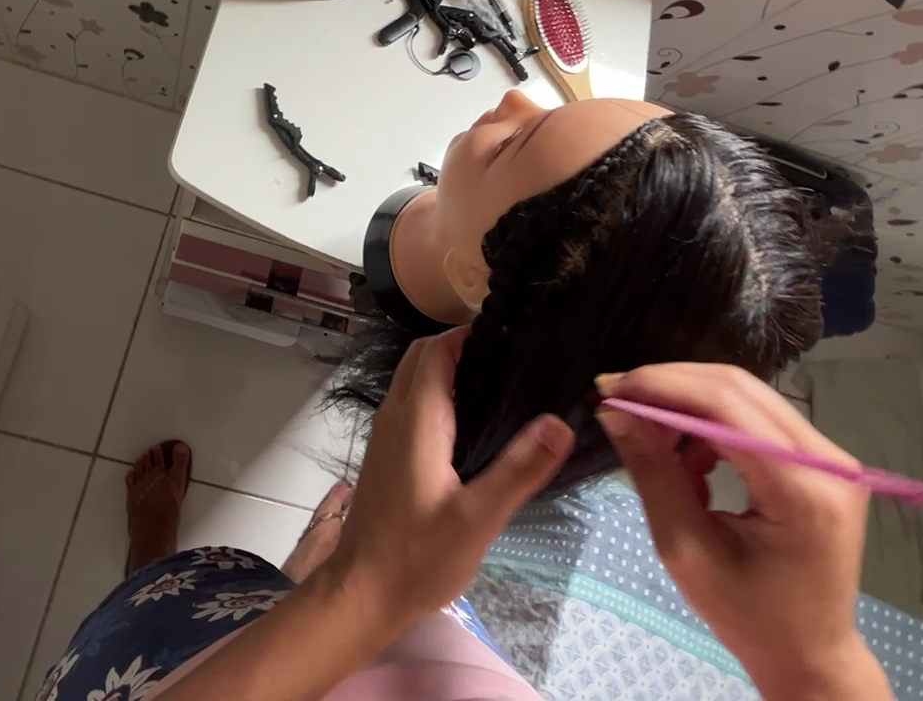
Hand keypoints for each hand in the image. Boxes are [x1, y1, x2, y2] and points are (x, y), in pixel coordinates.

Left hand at [322, 327, 574, 621]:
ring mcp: (387, 431)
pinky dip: (438, 390)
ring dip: (447, 365)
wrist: (361, 590)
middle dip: (460, 343)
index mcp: (416, 418)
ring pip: (413, 377)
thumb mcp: (477, 519)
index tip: (512, 333)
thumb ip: (518, 469)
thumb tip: (560, 422)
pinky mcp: (388, 450)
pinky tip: (472, 418)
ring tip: (499, 379)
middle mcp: (395, 414)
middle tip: (511, 354)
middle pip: (422, 356)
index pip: (437, 350)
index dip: (469, 332)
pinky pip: (411, 400)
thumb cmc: (418, 556)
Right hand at [596, 364, 889, 700]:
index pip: (724, 406)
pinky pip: (752, 414)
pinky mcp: (818, 458)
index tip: (610, 389)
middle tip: (618, 399)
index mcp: (802, 491)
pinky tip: (688, 460)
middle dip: (667, 385)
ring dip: (685, 402)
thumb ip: (652, 471)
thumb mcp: (684, 548)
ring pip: (741, 393)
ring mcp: (829, 457)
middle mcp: (827, 462)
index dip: (661, 386)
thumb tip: (614, 410)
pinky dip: (708, 422)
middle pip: (734, 387)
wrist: (810, 654)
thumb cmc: (747, 615)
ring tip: (652, 439)